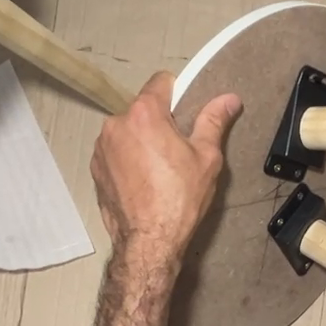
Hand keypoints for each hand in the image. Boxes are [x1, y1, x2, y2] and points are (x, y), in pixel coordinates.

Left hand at [90, 71, 241, 267]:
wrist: (149, 242)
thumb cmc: (179, 200)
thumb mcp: (206, 159)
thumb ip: (214, 122)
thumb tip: (229, 100)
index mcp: (144, 114)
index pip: (161, 82)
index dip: (178, 94)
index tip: (186, 114)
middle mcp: (116, 125)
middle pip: (143, 110)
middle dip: (159, 123)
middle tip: (177, 151)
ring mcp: (101, 149)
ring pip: (127, 132)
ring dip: (141, 142)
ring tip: (159, 171)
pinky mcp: (96, 170)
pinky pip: (115, 154)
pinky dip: (128, 161)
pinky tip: (143, 183)